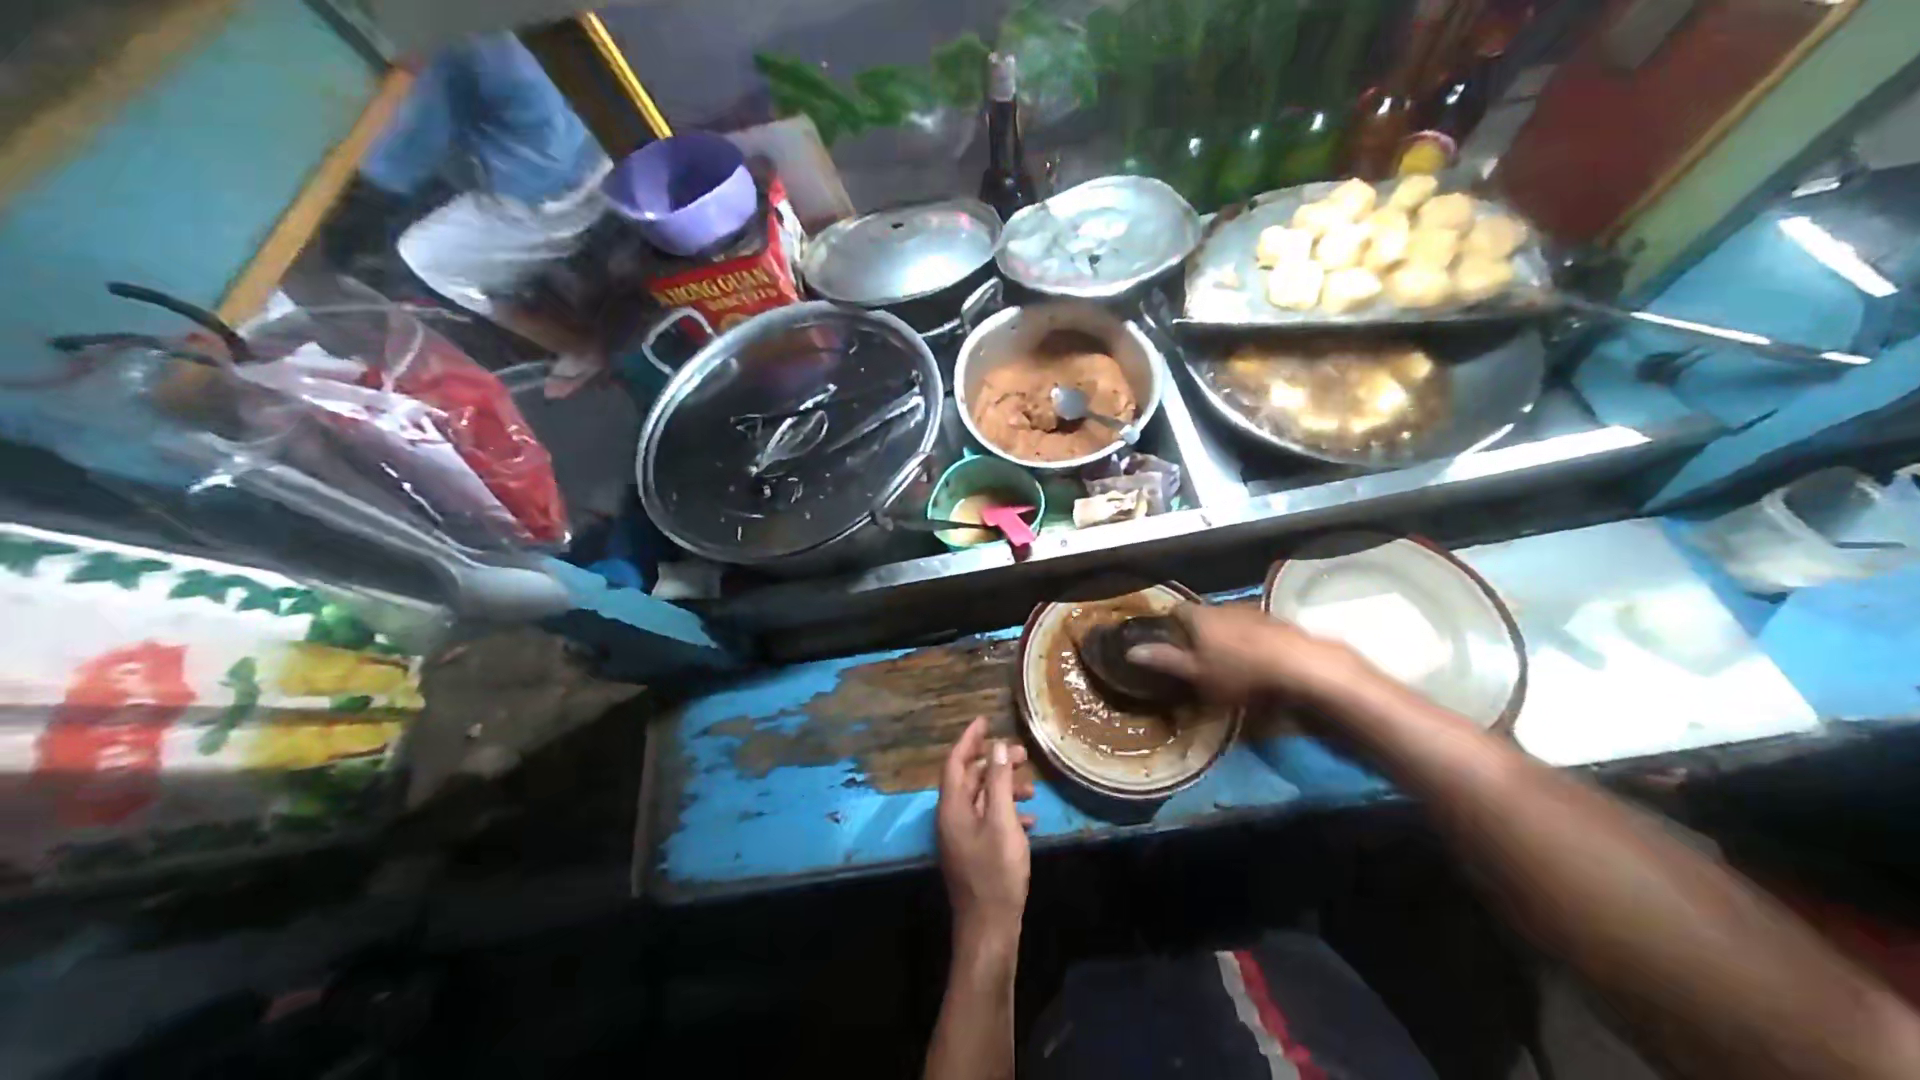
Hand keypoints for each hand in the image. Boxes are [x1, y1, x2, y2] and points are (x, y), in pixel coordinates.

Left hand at [936, 717, 1035, 940]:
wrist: (989, 928)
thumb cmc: (996, 873)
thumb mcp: (1002, 822)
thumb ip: (998, 783)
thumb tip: (997, 747)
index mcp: (952, 807)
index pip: (956, 762)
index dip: (969, 739)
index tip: (984, 720)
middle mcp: (951, 817)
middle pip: (971, 778)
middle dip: (995, 763)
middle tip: (1023, 755)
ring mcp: (962, 836)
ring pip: (981, 799)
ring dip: (1004, 788)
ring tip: (1032, 787)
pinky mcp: (974, 852)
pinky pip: (988, 821)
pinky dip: (1006, 813)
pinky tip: (1030, 818)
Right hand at [1126, 602, 1376, 704]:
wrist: (1300, 666)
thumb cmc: (1239, 671)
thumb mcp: (1197, 673)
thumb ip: (1165, 660)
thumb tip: (1131, 651)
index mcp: (1199, 616)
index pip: (1176, 610)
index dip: (1170, 624)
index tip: (1169, 640)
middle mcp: (1223, 606)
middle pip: (1203, 615)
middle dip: (1198, 631)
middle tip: (1197, 656)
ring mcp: (1252, 611)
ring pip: (1229, 621)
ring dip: (1225, 635)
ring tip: (1226, 660)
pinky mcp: (1277, 622)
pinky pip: (1252, 628)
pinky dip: (1248, 640)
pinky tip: (1254, 660)